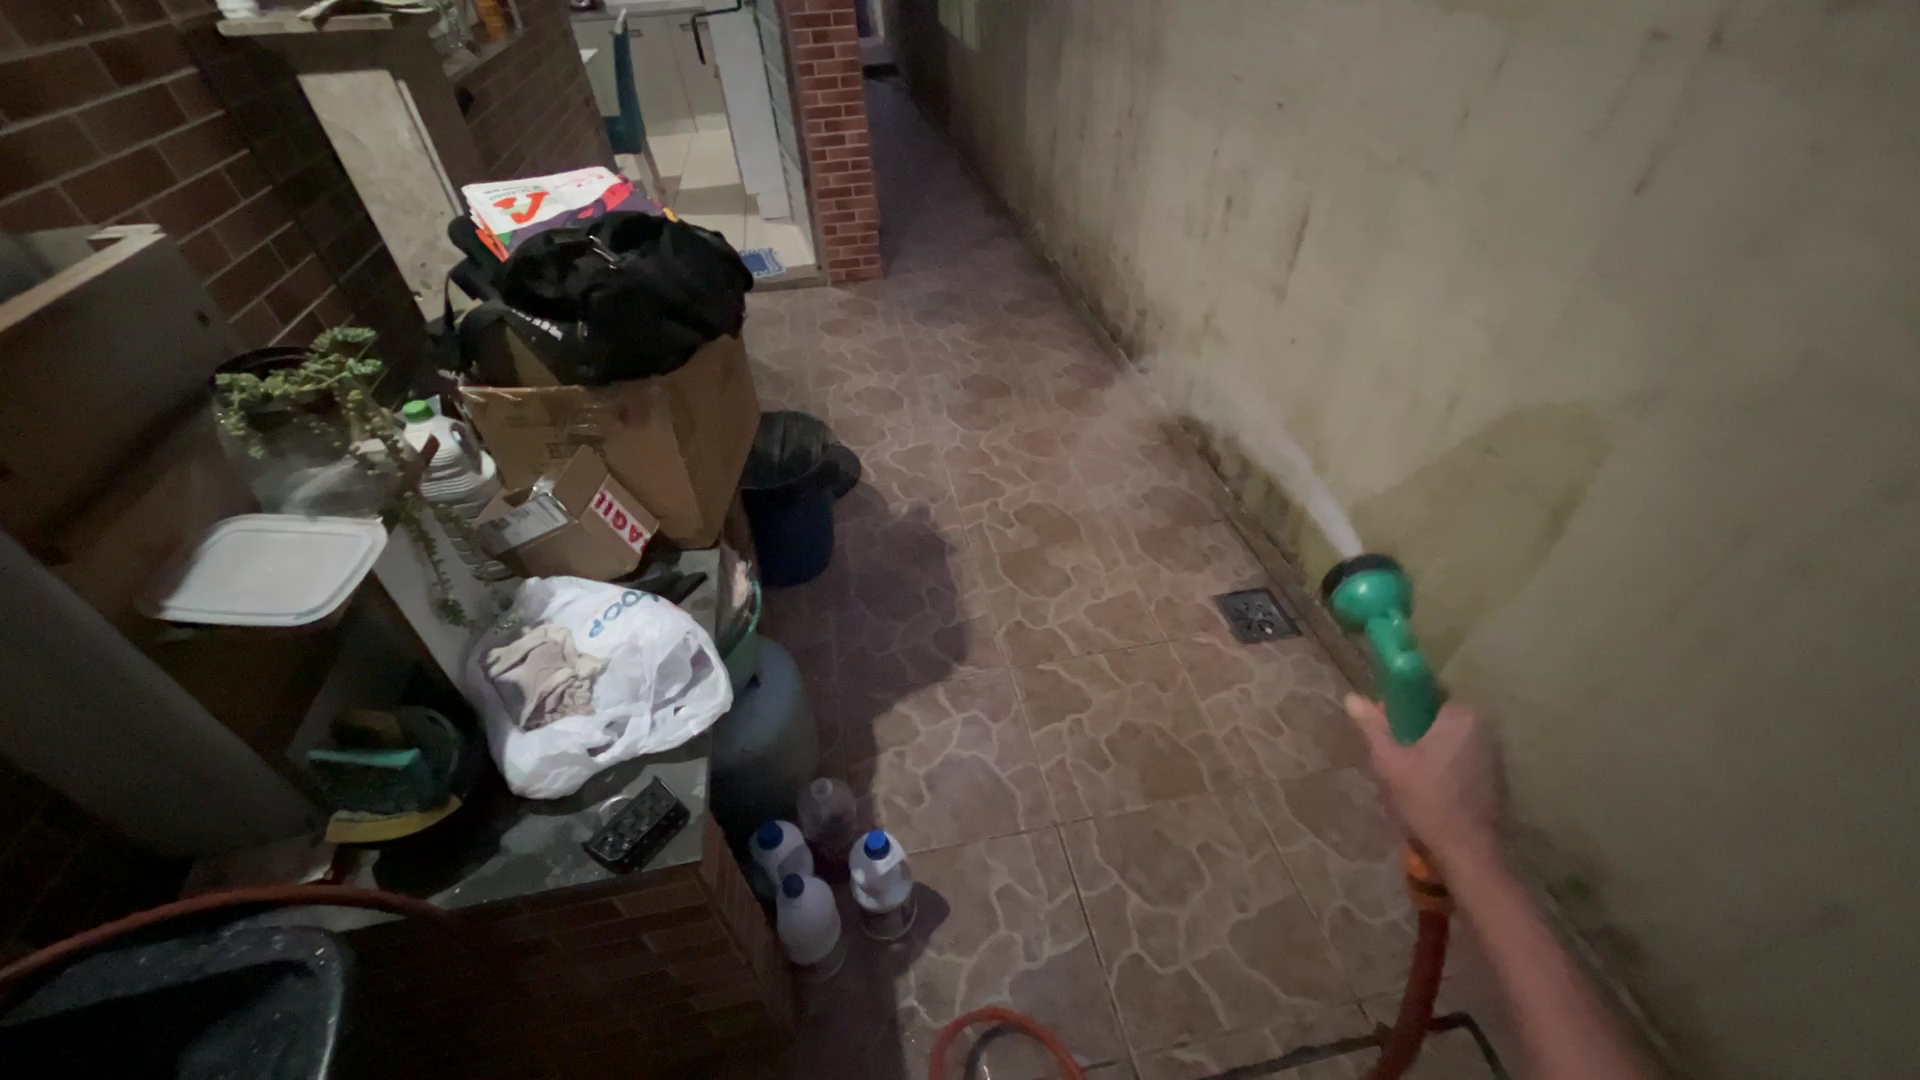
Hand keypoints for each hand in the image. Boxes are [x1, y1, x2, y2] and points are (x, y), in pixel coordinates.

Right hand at [1344, 694, 1505, 871]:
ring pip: (1448, 736)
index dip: (1400, 703)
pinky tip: (1428, 787)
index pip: (1425, 690)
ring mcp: (1494, 753)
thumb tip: (1352, 697)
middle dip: (1412, 728)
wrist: (1468, 852)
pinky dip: (1443, 763)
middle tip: (1390, 752)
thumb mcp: (1388, 761)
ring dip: (1427, 747)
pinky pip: (1461, 755)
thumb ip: (1372, 725)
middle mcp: (1483, 727)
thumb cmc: (1426, 800)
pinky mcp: (1496, 775)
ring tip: (1407, 774)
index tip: (1384, 724)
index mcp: (1460, 716)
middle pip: (1436, 714)